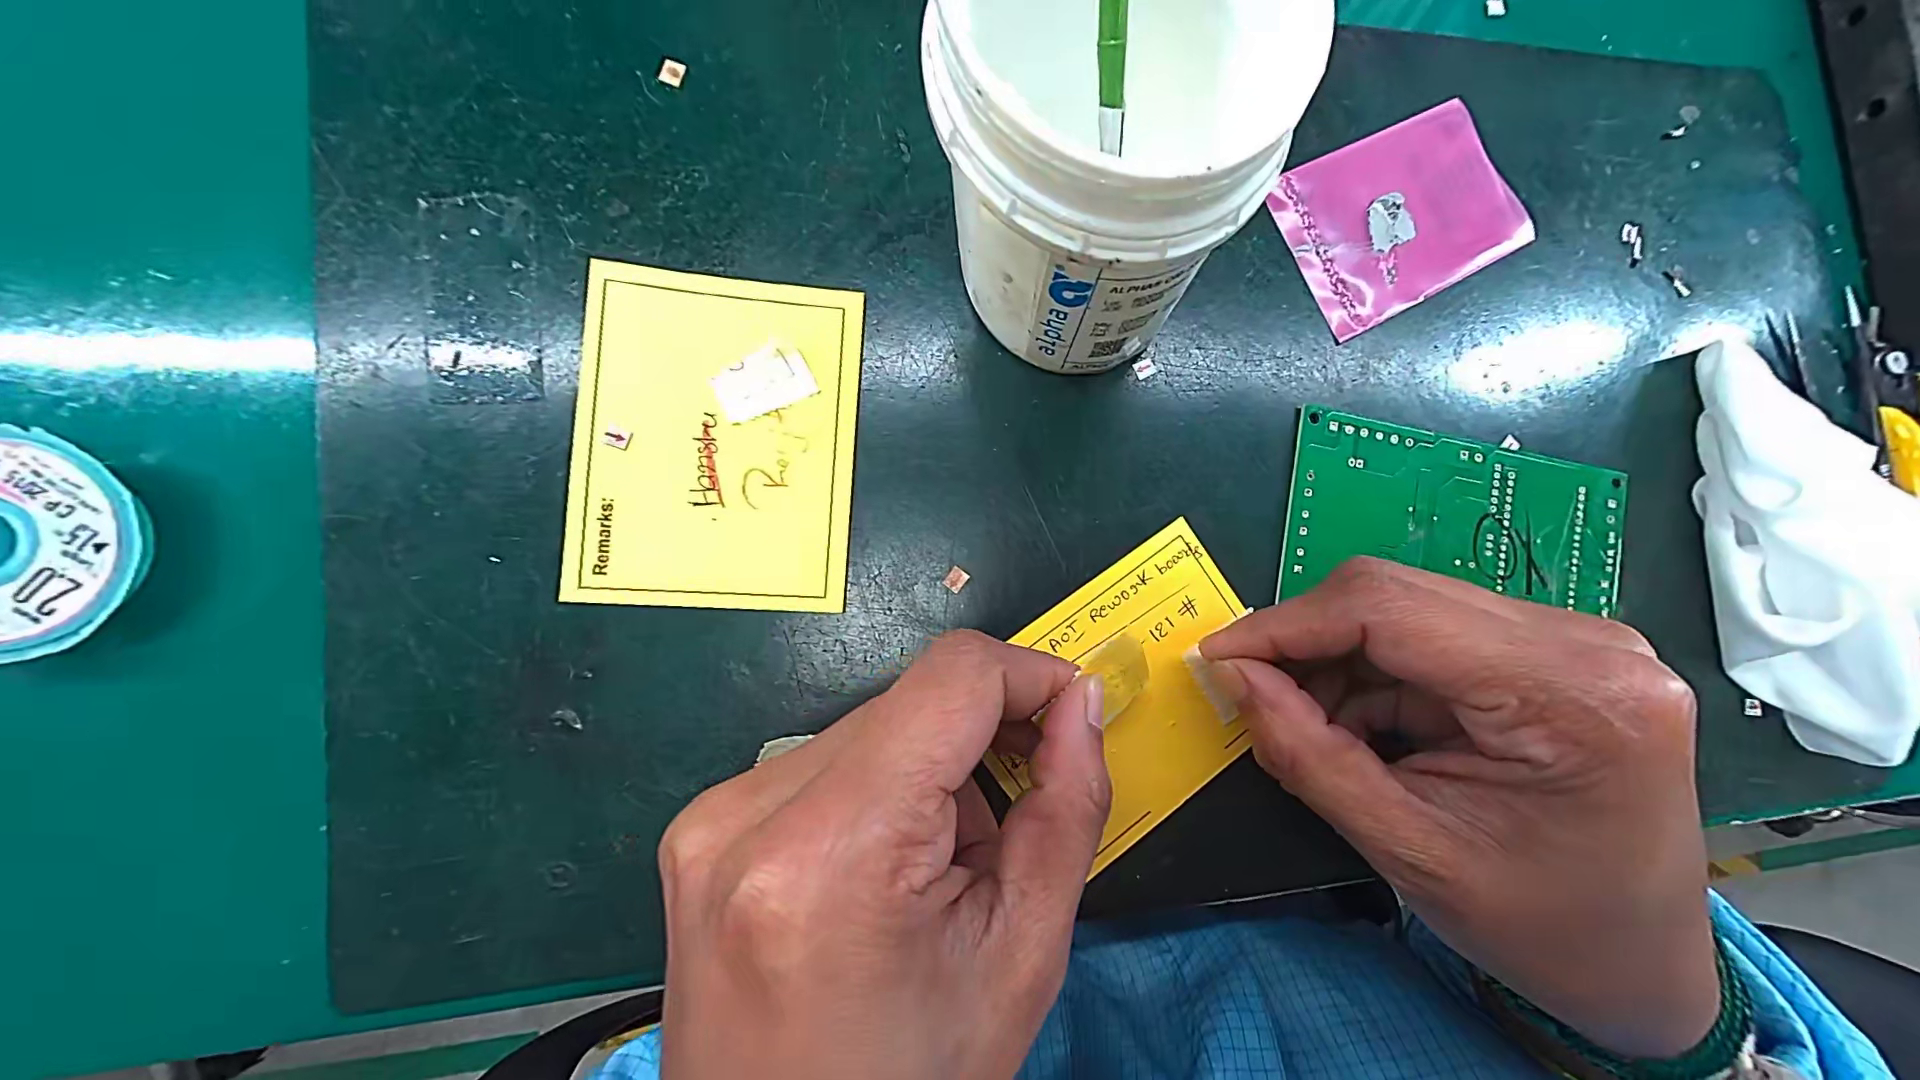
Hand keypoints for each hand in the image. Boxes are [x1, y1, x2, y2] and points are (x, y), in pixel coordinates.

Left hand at [657, 630, 1110, 1078]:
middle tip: (1010, 809)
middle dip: (979, 735)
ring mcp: (717, 813)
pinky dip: (875, 785)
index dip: (1024, 674)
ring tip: (933, 859)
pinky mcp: (704, 821)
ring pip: (869, 724)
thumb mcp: (1021, 952)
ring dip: (925, 765)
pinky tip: (878, 861)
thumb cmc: (915, 1077)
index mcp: (837, 847)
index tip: (1066, 709)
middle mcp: (754, 811)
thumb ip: (1067, 805)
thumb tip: (1079, 701)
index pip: (950, 678)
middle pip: (909, 701)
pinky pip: (823, 759)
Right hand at [1201, 558, 1718, 1058]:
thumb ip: (1304, 752)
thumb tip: (1230, 672)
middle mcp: (1581, 641)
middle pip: (1388, 595)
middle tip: (1252, 690)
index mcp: (1570, 692)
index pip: (1386, 609)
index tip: (1217, 656)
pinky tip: (1355, 721)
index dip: (1284, 625)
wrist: (1639, 965)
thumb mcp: (1403, 848)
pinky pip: (1415, 632)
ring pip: (1394, 607)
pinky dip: (1362, 670)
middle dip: (1302, 641)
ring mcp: (1566, 638)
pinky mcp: (1540, 648)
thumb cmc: (1539, 927)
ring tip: (1311, 722)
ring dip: (1330, 658)